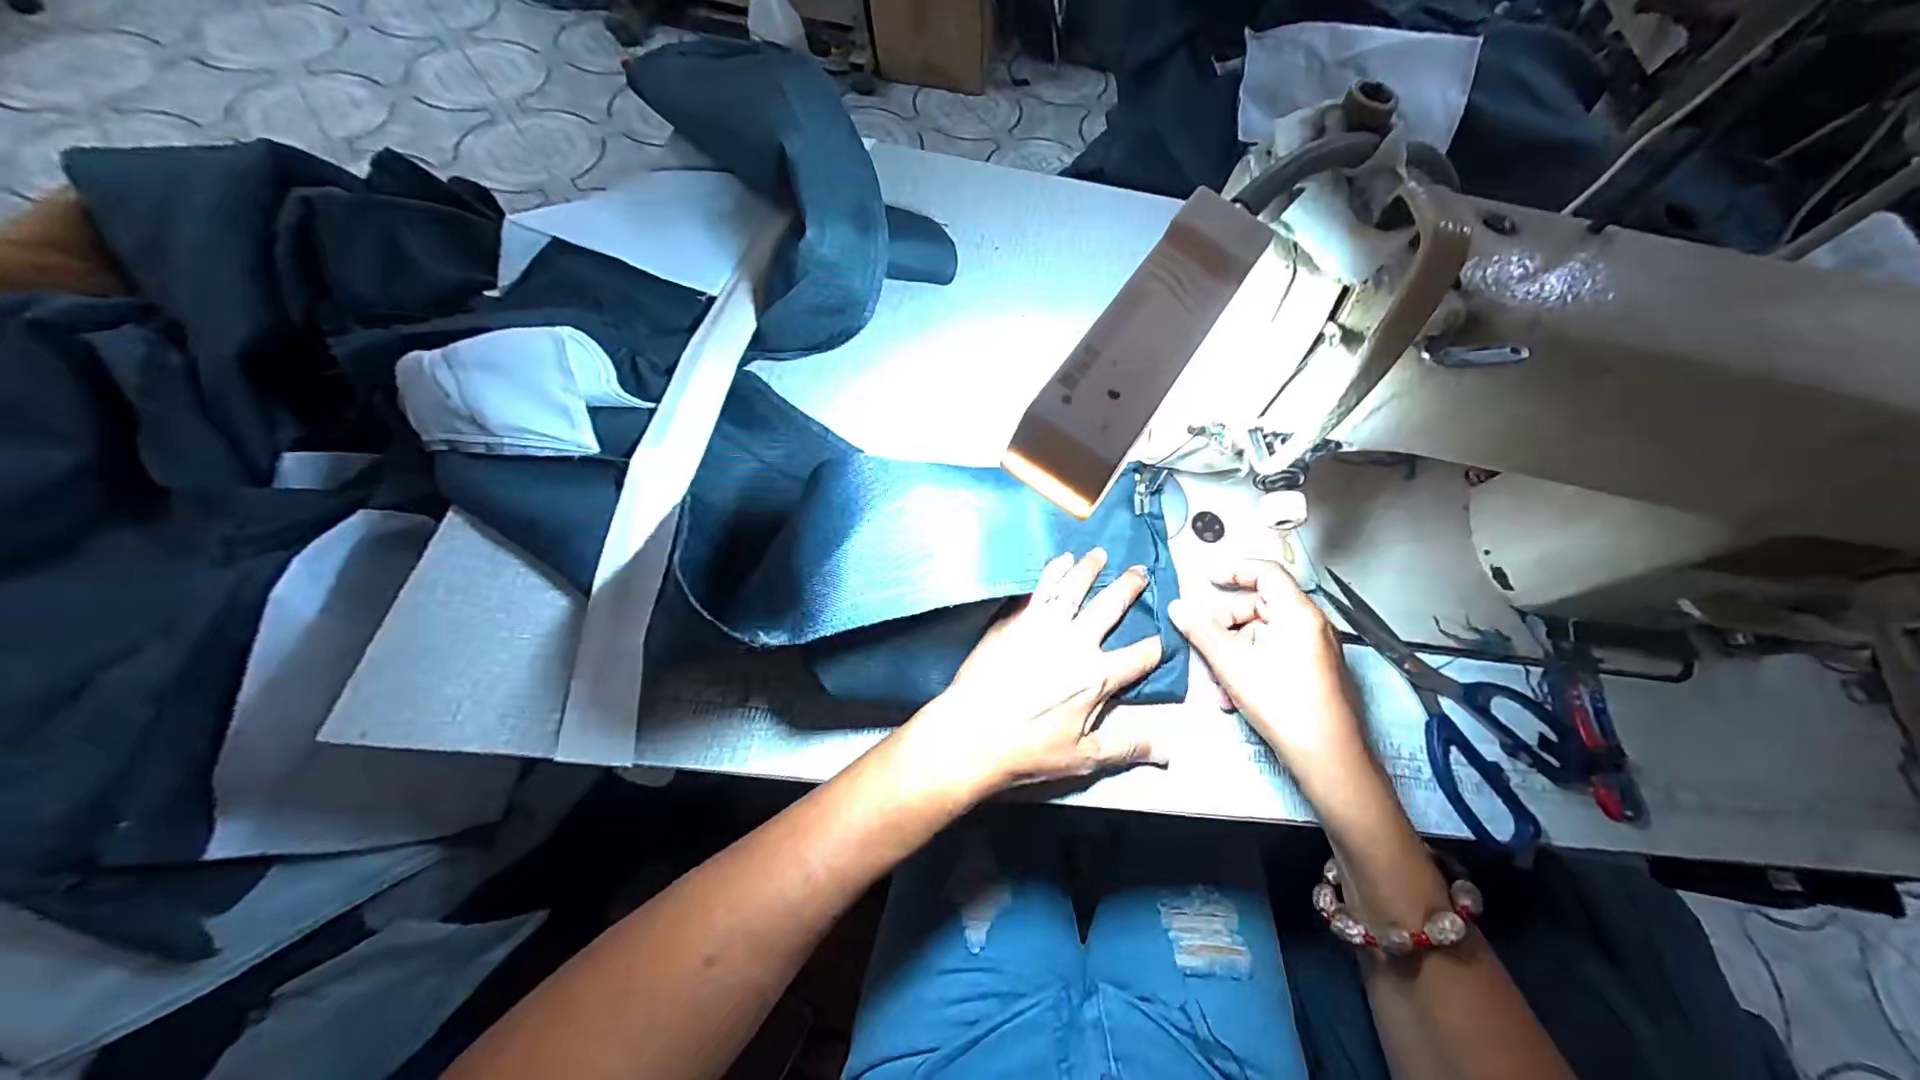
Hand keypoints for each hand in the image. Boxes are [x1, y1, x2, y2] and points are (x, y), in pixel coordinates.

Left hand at [891, 549, 1165, 800]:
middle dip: (1129, 587)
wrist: (971, 732)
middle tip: (1140, 570)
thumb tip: (1167, 751)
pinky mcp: (1014, 619)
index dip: (1156, 647)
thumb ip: (1126, 747)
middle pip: (1110, 606)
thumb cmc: (1027, 749)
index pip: (1140, 657)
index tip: (1162, 638)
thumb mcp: (1083, 758)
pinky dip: (1052, 571)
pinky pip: (1039, 588)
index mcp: (1097, 677)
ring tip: (1100, 553)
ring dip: (1089, 568)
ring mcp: (1043, 626)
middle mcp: (1075, 642)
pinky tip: (1058, 560)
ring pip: (1073, 587)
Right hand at [1168, 559, 1366, 773]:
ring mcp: (1315, 649)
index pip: (1266, 572)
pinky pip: (1274, 655)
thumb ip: (1200, 631)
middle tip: (1206, 646)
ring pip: (1263, 636)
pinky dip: (1251, 666)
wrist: (1327, 756)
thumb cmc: (1282, 703)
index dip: (1235, 571)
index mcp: (1298, 613)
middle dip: (1226, 627)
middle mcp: (1311, 625)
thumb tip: (1178, 608)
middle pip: (1259, 607)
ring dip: (1234, 654)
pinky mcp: (1314, 671)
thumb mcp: (1230, 663)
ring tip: (1219, 684)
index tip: (1209, 580)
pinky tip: (1234, 696)